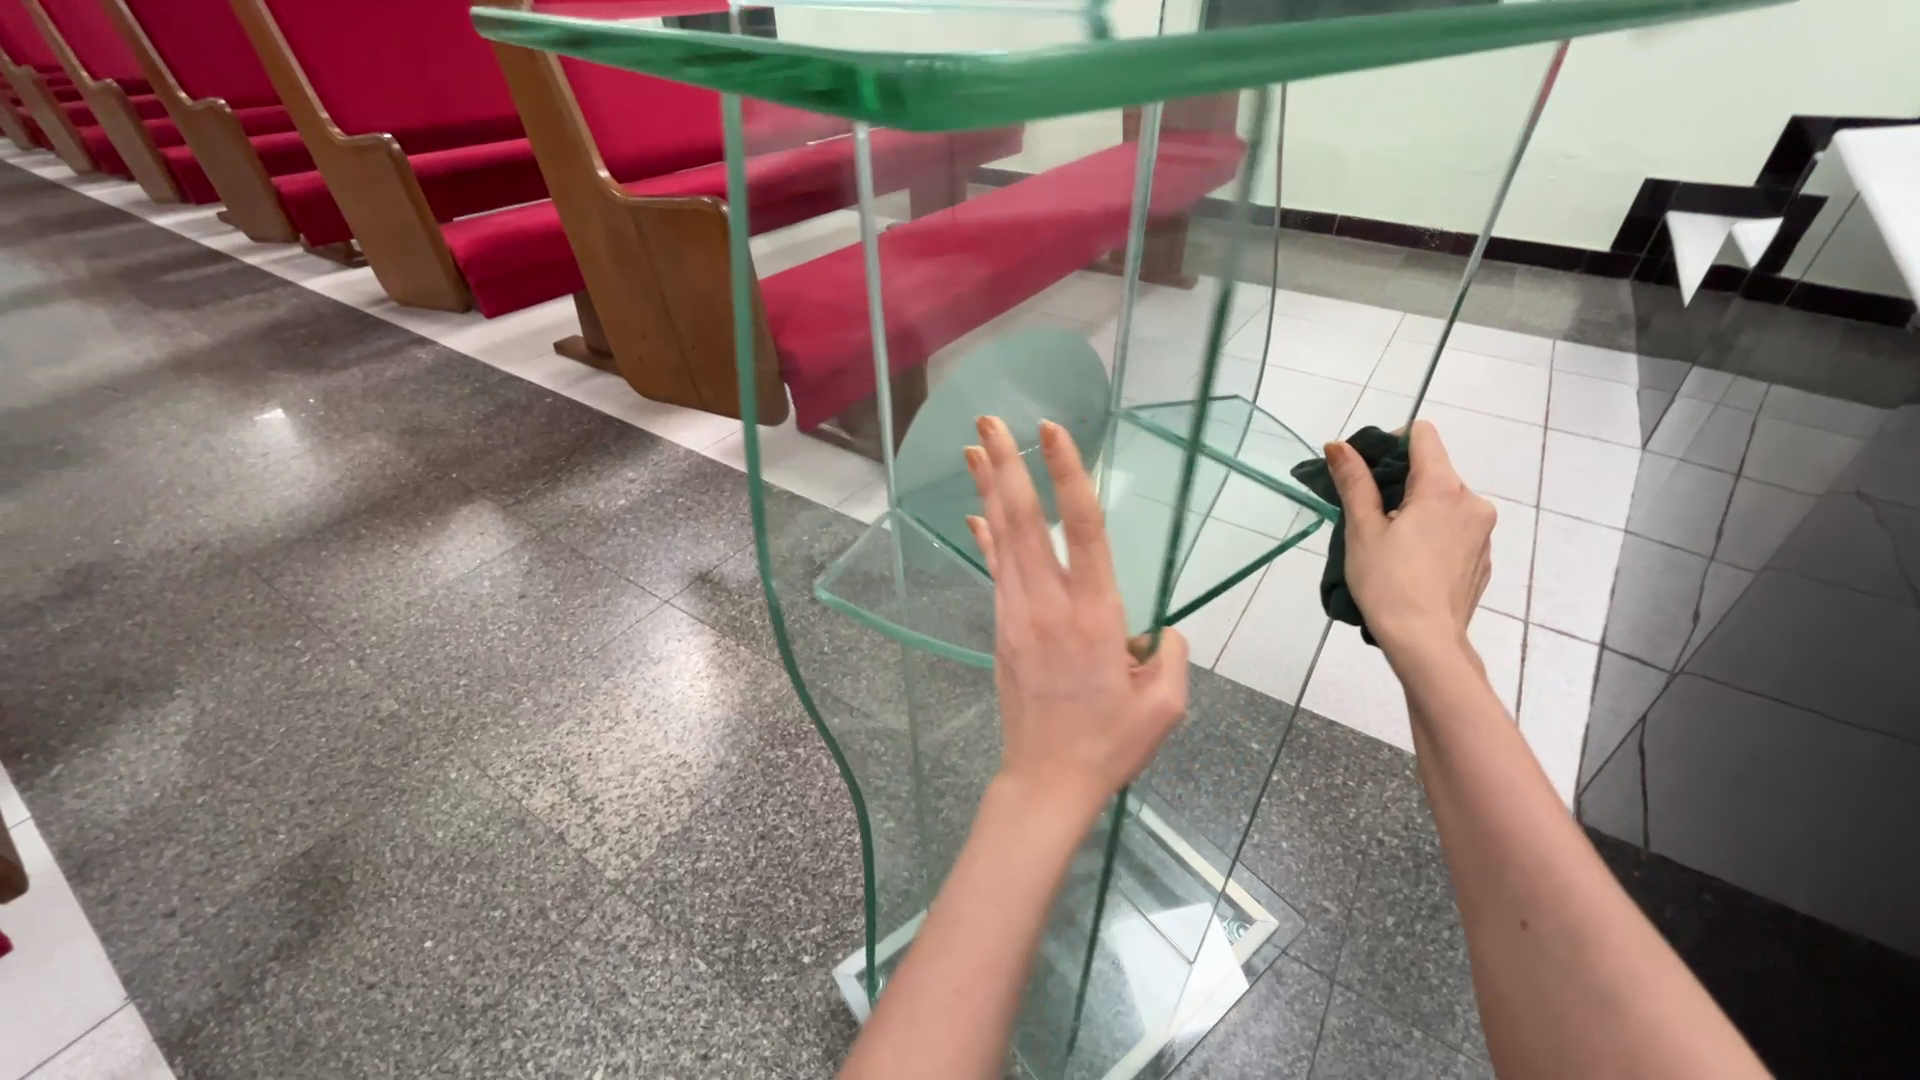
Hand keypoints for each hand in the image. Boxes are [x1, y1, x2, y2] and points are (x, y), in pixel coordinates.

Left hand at [962, 416, 1189, 817]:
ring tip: (973, 448)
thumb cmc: (1110, 744)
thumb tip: (1160, 630)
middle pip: (1025, 520)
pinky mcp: (1001, 631)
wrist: (1046, 780)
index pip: (1082, 528)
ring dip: (989, 490)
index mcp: (1097, 615)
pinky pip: (994, 572)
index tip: (1051, 431)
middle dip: (1007, 465)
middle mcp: (1050, 605)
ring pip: (1002, 540)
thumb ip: (1171, 655)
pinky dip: (987, 538)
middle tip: (988, 421)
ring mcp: (1017, 616)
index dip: (1066, 474)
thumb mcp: (1166, 704)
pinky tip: (977, 515)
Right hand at [1326, 421, 1495, 655]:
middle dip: (1399, 483)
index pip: (1423, 436)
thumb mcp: (1362, 529)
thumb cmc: (1387, 582)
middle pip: (1434, 471)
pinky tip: (1410, 564)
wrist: (1425, 641)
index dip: (1390, 443)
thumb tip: (1339, 446)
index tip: (1365, 471)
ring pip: (1444, 502)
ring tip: (1388, 544)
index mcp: (1443, 489)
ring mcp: (1483, 532)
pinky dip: (1432, 534)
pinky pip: (1454, 530)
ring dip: (1416, 510)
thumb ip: (1354, 481)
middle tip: (1367, 514)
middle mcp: (1473, 502)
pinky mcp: (1482, 559)